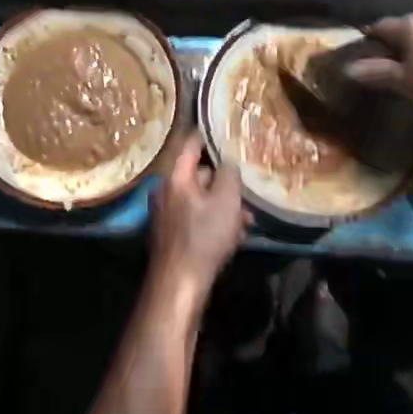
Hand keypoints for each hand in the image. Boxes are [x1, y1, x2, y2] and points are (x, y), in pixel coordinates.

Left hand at [148, 136, 247, 294]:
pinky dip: (214, 223)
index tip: (226, 129)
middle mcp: (166, 191)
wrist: (180, 284)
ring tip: (245, 223)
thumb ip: (229, 174)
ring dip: (225, 208)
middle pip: (200, 175)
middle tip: (246, 195)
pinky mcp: (172, 233)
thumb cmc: (204, 237)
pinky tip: (233, 238)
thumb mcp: (226, 201)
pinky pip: (197, 218)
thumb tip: (227, 162)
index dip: (209, 135)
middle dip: (225, 185)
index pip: (190, 144)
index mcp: (175, 178)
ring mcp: (167, 213)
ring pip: (202, 200)